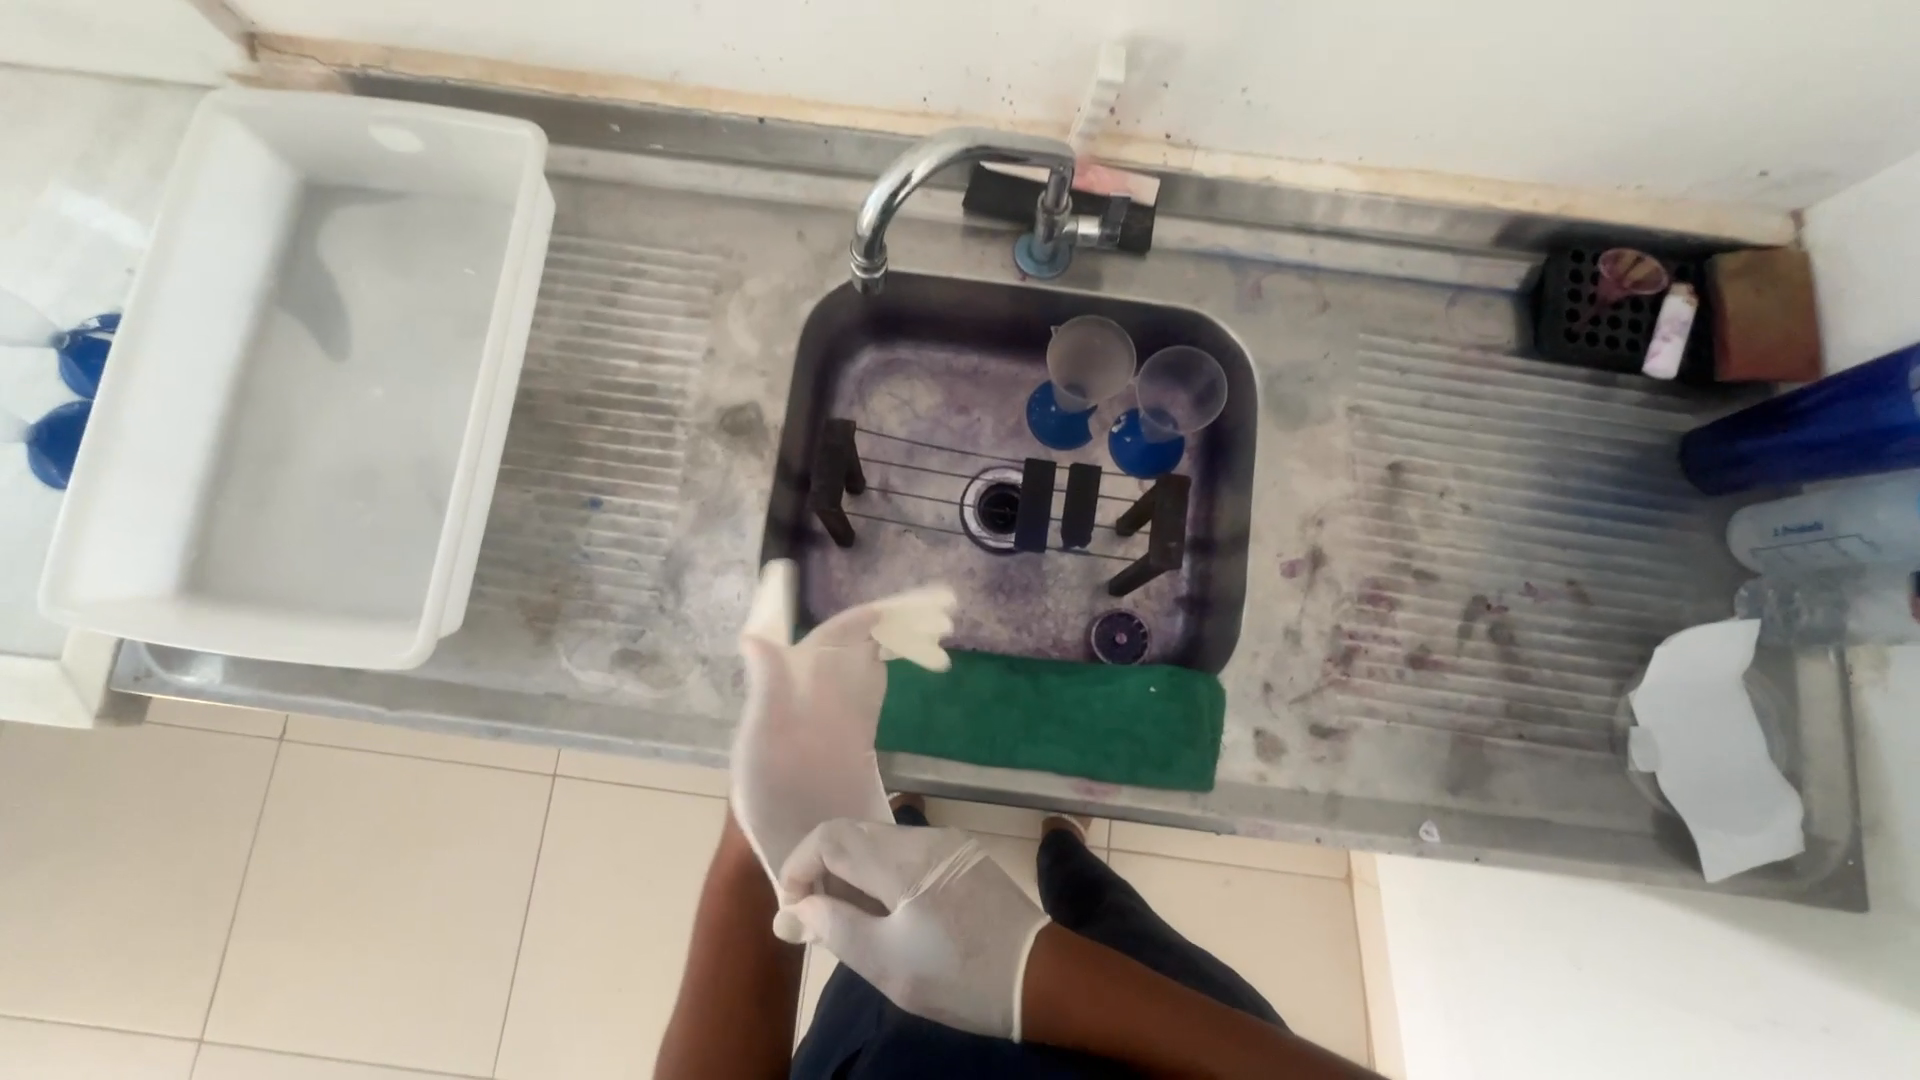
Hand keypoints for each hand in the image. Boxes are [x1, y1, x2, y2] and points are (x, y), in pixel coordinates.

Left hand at [730, 560, 954, 894]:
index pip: (834, 636)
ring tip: (941, 627)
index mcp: (797, 686)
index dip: (867, 617)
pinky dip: (901, 665)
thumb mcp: (761, 745)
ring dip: (906, 637)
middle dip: (898, 620)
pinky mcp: (857, 737)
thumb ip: (767, 690)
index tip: (906, 607)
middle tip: (944, 609)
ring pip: (872, 659)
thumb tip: (753, 638)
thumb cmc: (770, 804)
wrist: (796, 858)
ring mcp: (840, 713)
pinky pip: (875, 689)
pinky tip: (927, 657)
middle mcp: (818, 691)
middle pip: (859, 641)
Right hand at [772, 818, 1049, 1040]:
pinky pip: (906, 852)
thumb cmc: (958, 977)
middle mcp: (923, 837)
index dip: (798, 867)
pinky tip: (887, 913)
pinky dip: (882, 874)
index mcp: (902, 859)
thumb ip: (833, 926)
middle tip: (815, 922)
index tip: (793, 912)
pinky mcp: (962, 855)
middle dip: (823, 871)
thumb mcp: (886, 963)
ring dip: (852, 873)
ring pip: (879, 842)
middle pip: (852, 834)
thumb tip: (794, 908)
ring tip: (850, 922)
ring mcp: (947, 842)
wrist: (1040, 976)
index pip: (829, 836)